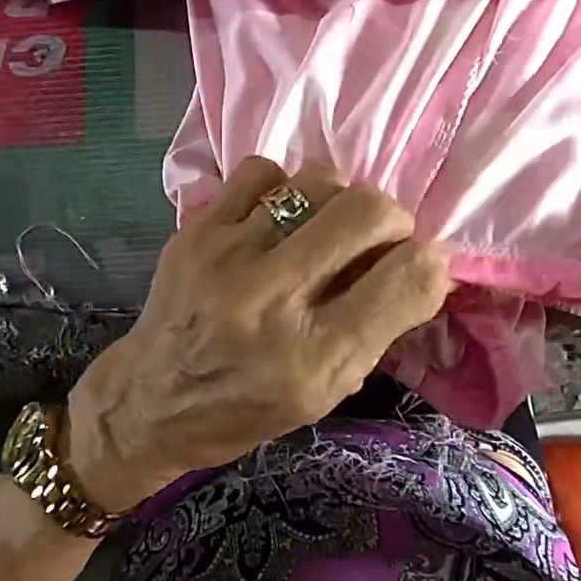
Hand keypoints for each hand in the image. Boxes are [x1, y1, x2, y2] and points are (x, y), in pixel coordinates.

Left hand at [63, 157, 449, 511]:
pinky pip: (263, 172)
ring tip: (322, 231)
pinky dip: (283, 189)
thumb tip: (420, 264)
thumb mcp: (322, 396)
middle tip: (376, 241)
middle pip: (367, 210)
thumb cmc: (243, 409)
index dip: (430, 263)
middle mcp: (272, 300)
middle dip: (392, 220)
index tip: (416, 267)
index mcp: (313, 359)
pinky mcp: (196, 231)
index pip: (409, 278)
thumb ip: (375, 331)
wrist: (150, 398)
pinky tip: (275, 221)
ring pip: (318, 180)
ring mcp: (227, 257)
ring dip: (338, 201)